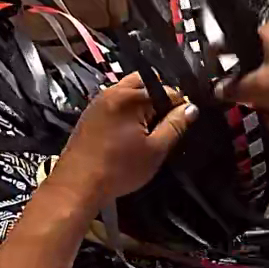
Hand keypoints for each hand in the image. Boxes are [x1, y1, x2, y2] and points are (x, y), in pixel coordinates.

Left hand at [46, 74, 198, 204]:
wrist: (77, 185)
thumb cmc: (117, 170)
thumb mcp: (155, 151)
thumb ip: (175, 126)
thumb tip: (191, 108)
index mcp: (131, 97)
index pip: (168, 91)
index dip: (178, 108)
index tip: (179, 126)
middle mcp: (113, 92)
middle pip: (146, 83)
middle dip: (158, 100)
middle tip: (162, 126)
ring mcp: (99, 101)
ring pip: (130, 91)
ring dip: (142, 104)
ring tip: (146, 131)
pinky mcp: (91, 112)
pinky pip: (116, 101)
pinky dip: (127, 110)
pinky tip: (128, 133)